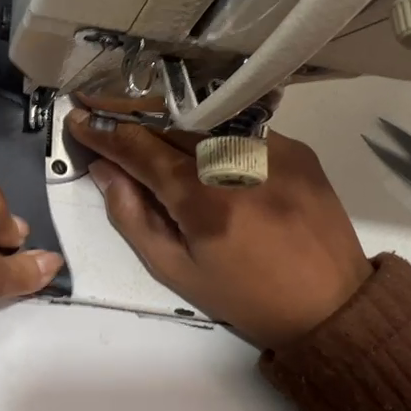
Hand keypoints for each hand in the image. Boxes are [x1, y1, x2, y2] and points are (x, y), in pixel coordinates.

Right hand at [66, 110, 369, 350]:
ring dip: (163, 114)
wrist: (333, 307)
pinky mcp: (294, 148)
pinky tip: (195, 136)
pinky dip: (207, 129)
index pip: (139, 149)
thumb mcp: (175, 271)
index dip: (103, 132)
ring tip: (137, 113)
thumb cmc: (245, 296)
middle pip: (167, 120)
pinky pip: (237, 127)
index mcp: (202, 200)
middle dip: (126, 111)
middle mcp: (235, 163)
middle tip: (96, 104)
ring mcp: (270, 149)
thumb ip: (132, 216)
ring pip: (202, 117)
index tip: (78, 120)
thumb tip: (104, 170)